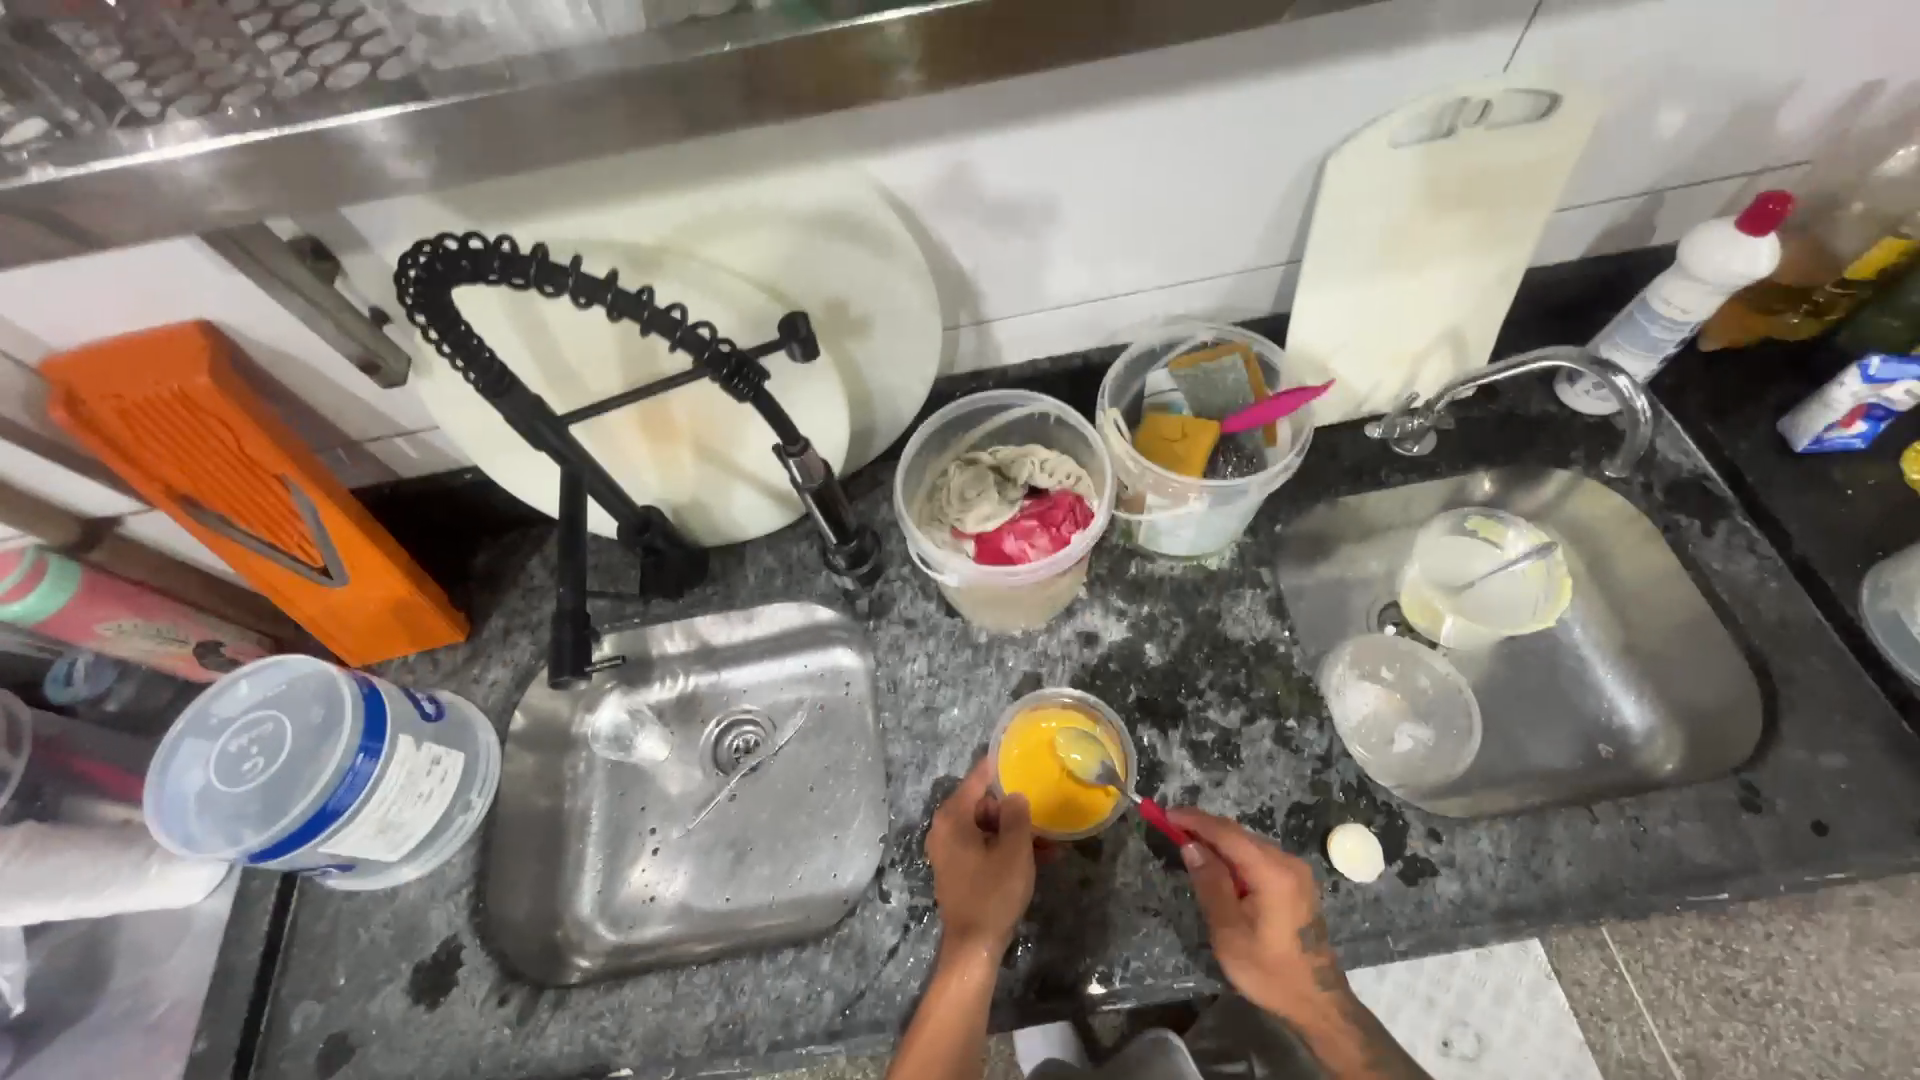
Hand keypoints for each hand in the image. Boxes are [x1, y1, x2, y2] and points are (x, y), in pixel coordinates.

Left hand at [926, 758, 1035, 958]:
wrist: (973, 945)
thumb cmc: (993, 893)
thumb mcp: (1014, 851)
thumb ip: (1017, 816)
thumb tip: (1015, 796)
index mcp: (952, 817)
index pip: (977, 778)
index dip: (999, 767)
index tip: (1019, 756)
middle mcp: (944, 828)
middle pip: (982, 804)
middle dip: (1013, 809)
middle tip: (1043, 812)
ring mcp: (948, 850)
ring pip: (985, 828)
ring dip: (1014, 832)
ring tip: (1049, 841)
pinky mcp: (956, 868)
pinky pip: (982, 846)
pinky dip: (1005, 848)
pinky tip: (1036, 857)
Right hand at [1167, 807, 1347, 1015]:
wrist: (1316, 1001)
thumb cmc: (1269, 969)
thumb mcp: (1229, 931)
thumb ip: (1210, 883)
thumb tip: (1191, 846)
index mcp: (1272, 872)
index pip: (1227, 833)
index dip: (1195, 820)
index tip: (1166, 813)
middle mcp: (1287, 862)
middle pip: (1239, 834)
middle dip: (1204, 828)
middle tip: (1172, 829)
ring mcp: (1296, 872)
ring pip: (1248, 844)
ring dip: (1219, 842)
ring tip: (1189, 847)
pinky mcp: (1296, 883)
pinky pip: (1259, 857)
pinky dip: (1234, 855)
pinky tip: (1219, 867)